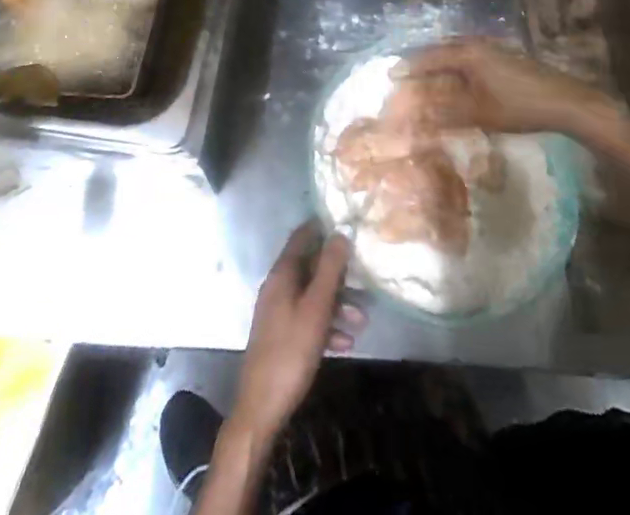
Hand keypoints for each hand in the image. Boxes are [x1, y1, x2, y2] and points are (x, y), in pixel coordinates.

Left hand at [232, 224, 357, 439]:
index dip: (323, 228)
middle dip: (339, 274)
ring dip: (337, 304)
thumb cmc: (291, 351)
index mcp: (281, 275)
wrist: (263, 404)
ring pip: (312, 296)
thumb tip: (341, 231)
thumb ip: (330, 270)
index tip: (348, 225)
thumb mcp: (316, 308)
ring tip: (362, 320)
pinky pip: (308, 320)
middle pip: (310, 268)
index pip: (301, 238)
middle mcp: (277, 288)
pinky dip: (327, 326)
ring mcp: (278, 312)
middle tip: (365, 279)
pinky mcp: (282, 335)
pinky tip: (346, 343)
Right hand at [400, 42, 629, 151]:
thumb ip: (445, 114)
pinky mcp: (504, 58)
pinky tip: (454, 83)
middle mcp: (477, 45)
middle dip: (421, 64)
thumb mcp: (479, 114)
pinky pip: (469, 59)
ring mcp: (492, 49)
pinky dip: (454, 69)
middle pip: (440, 51)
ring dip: (438, 66)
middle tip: (403, 78)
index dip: (408, 69)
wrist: (567, 102)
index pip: (428, 58)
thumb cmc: (520, 106)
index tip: (389, 77)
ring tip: (423, 81)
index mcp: (467, 53)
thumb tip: (416, 119)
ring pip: (456, 55)